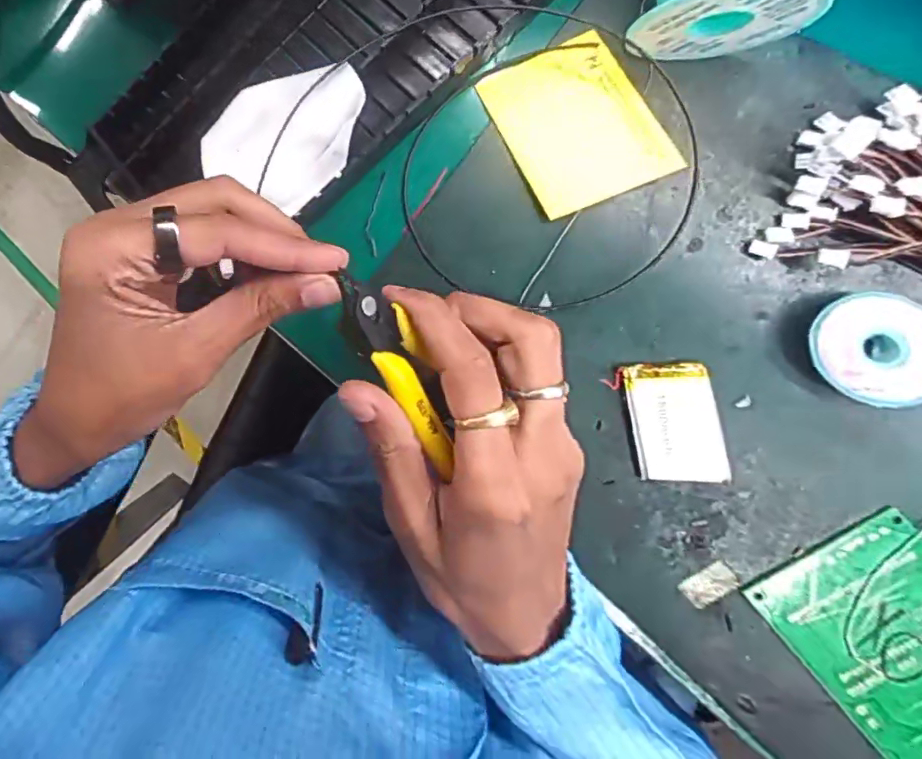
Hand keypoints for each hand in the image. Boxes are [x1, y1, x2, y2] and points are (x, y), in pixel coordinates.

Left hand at [14, 177, 347, 488]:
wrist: (72, 423)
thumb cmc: (121, 398)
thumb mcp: (193, 353)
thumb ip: (258, 306)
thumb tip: (324, 282)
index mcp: (112, 247)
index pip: (210, 229)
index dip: (277, 243)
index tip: (332, 258)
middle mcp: (112, 223)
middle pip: (209, 200)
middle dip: (269, 228)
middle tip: (317, 259)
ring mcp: (120, 230)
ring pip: (204, 208)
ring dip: (254, 232)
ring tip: (298, 263)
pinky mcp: (133, 244)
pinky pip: (192, 228)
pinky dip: (232, 244)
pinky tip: (262, 264)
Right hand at [337, 287, 582, 661]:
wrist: (531, 622)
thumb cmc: (459, 578)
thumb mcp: (410, 522)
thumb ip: (390, 449)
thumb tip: (356, 388)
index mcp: (497, 479)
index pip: (475, 375)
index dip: (435, 323)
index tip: (398, 300)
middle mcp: (544, 450)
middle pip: (534, 343)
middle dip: (479, 308)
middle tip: (426, 312)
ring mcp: (564, 443)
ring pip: (542, 351)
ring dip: (488, 324)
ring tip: (435, 334)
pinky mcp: (566, 441)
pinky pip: (535, 375)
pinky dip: (495, 351)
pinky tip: (457, 370)